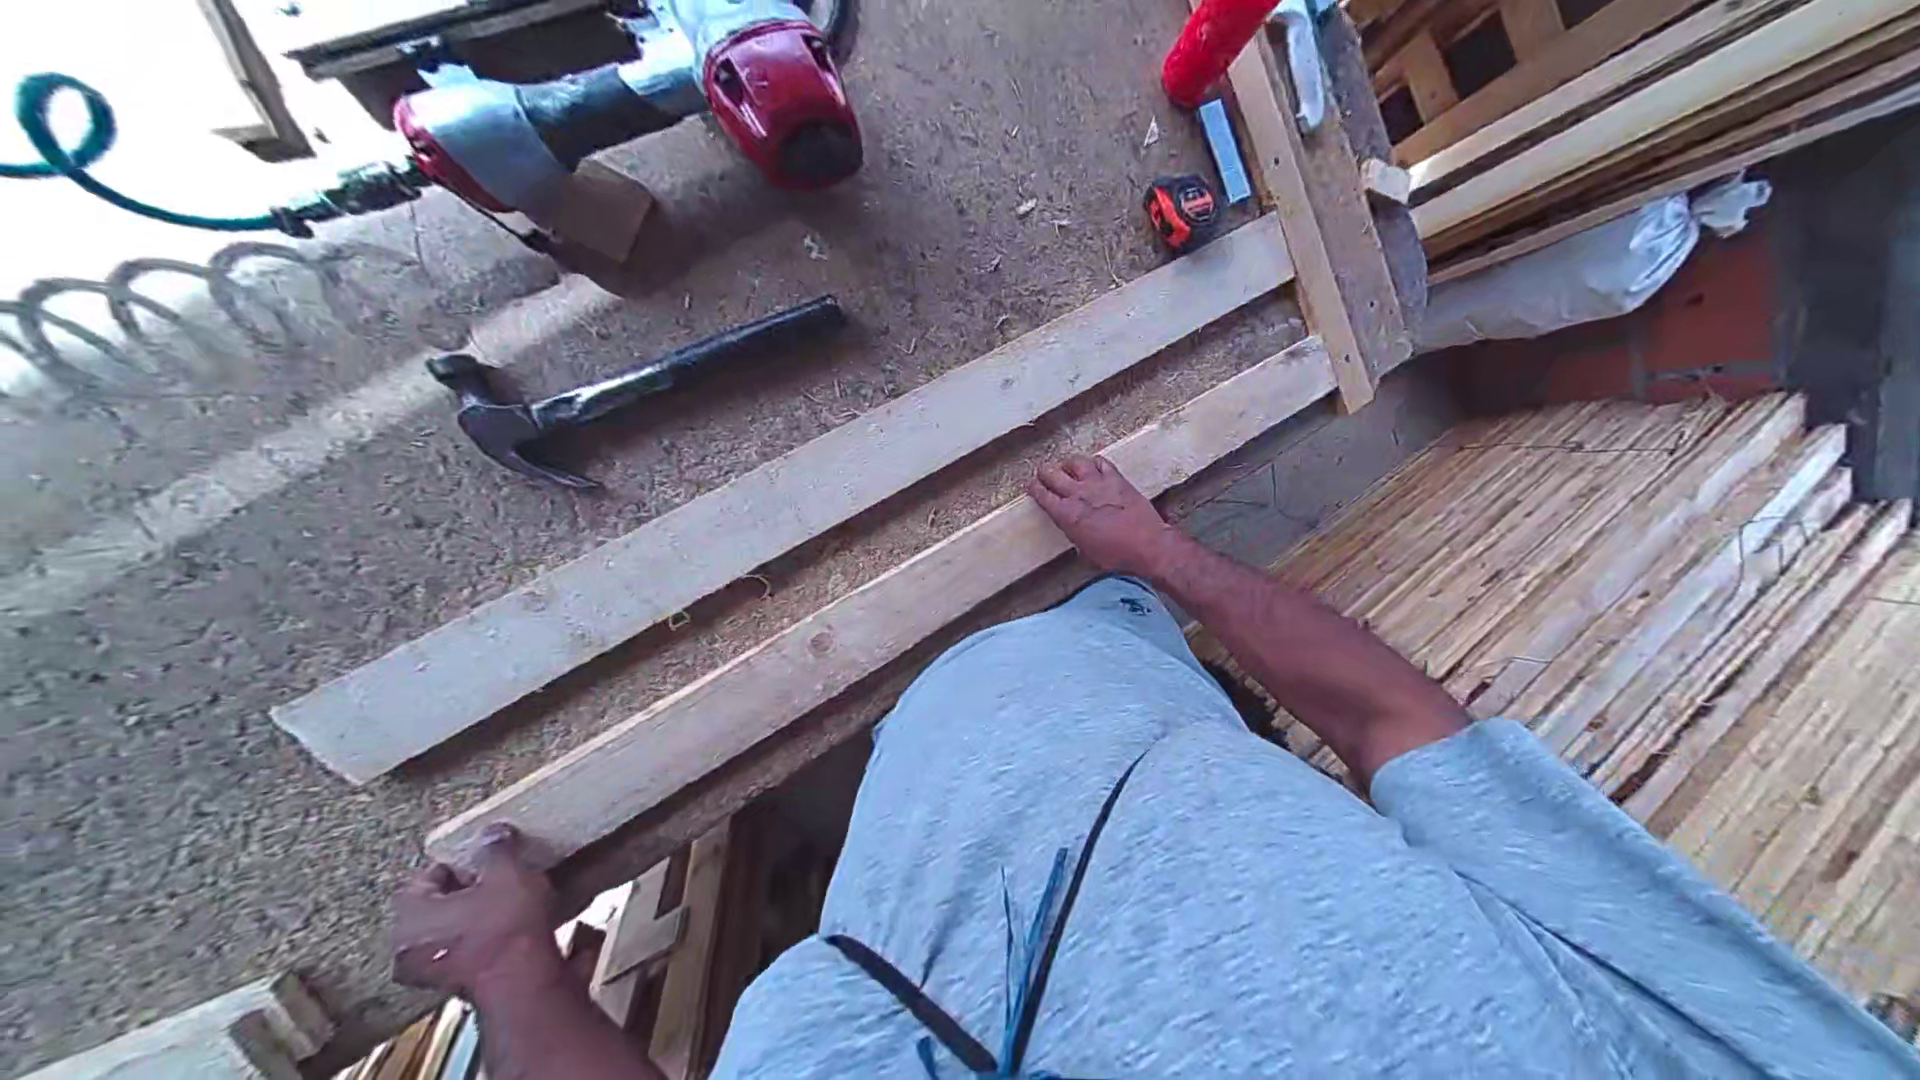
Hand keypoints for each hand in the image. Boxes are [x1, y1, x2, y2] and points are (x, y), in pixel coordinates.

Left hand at [392, 824, 560, 998]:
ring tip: (511, 895)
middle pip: (437, 906)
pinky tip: (516, 921)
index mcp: (411, 919)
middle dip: (468, 888)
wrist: (523, 978)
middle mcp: (412, 949)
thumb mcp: (506, 871)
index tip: (481, 852)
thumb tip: (492, 833)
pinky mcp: (460, 983)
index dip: (455, 860)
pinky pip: (469, 947)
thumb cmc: (505, 925)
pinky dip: (487, 933)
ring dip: (478, 912)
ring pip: (453, 929)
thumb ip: (496, 849)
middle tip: (497, 872)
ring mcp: (434, 971)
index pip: (423, 878)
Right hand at [1028, 453, 1188, 578]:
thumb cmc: (1116, 555)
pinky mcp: (1116, 479)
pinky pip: (1101, 462)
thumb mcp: (1086, 551)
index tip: (1032, 486)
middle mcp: (1078, 494)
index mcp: (1066, 514)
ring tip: (1067, 467)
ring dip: (1068, 464)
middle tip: (1043, 473)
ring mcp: (1098, 483)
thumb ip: (1075, 533)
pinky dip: (1094, 463)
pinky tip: (1094, 466)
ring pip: (1075, 462)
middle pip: (1052, 474)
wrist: (1147, 545)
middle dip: (1044, 473)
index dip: (1034, 489)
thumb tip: (1074, 529)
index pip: (1042, 495)